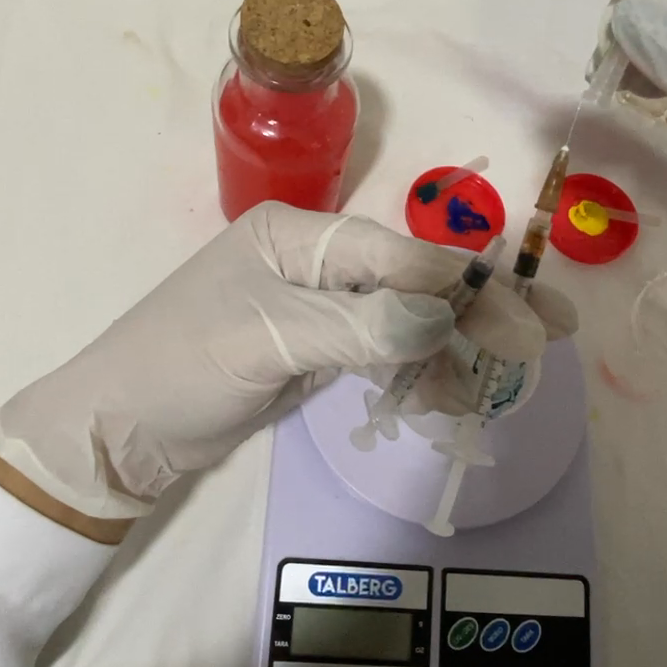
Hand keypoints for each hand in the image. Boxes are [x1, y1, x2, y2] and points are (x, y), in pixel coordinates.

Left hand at [0, 202, 575, 518]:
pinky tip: (447, 397)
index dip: (462, 287)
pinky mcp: (317, 348)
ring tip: (495, 384)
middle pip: (413, 280)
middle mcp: (314, 262)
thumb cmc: (178, 368)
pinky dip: (418, 373)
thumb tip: (439, 320)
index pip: (396, 254)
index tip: (522, 321)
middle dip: (477, 310)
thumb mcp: (262, 341)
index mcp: (296, 236)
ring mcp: (318, 307)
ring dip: (451, 349)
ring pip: (406, 318)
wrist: (121, 431)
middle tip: (546, 339)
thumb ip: (354, 327)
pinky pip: (385, 352)